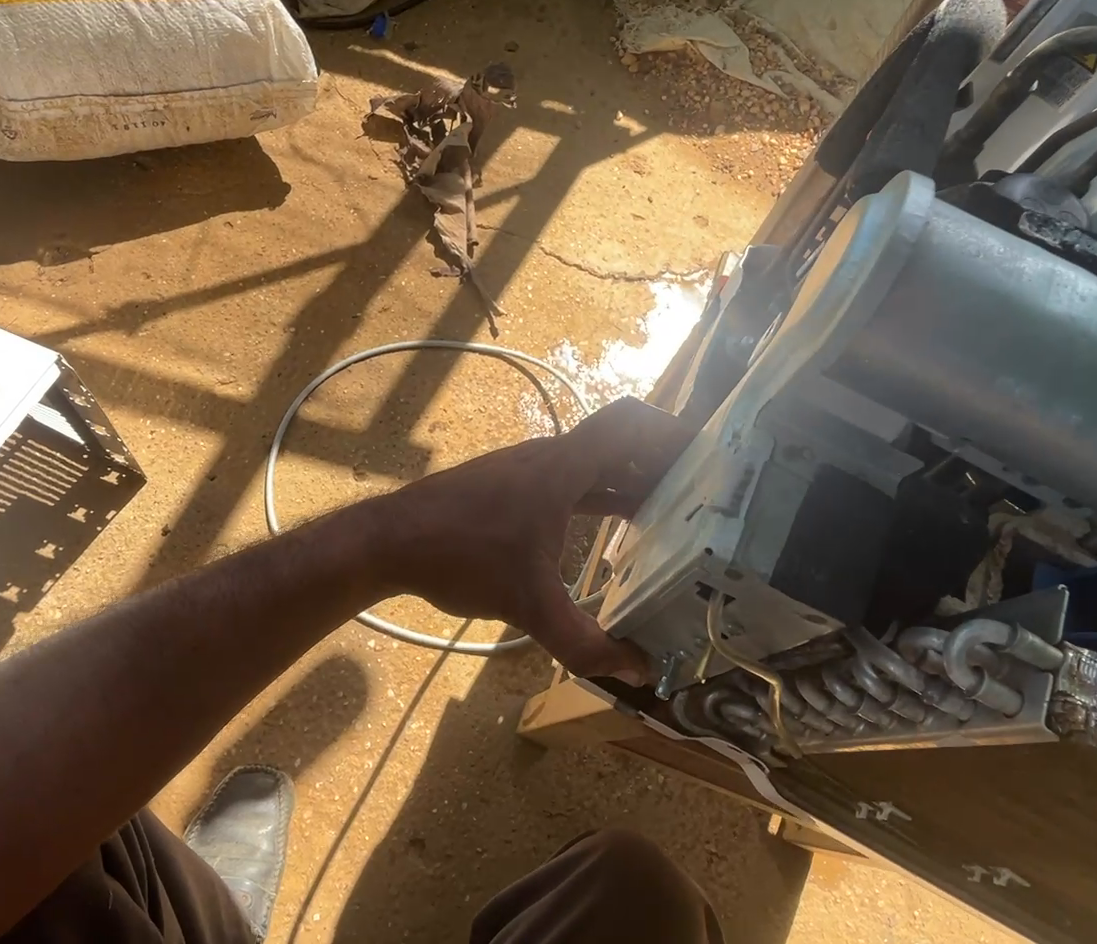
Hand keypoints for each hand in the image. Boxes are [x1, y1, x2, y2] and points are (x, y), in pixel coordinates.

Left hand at [362, 397, 694, 679]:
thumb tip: (638, 673)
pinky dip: (600, 497)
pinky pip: (571, 482)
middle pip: (618, 442)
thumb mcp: (529, 605)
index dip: (671, 430)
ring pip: (593, 465)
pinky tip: (611, 532)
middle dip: (661, 462)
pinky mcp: (511, 489)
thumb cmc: (460, 556)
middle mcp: (549, 458)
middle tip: (702, 494)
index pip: (628, 423)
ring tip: (670, 514)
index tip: (707, 454)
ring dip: (631, 482)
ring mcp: (527, 471)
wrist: (389, 541)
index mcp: (561, 467)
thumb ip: (584, 644)